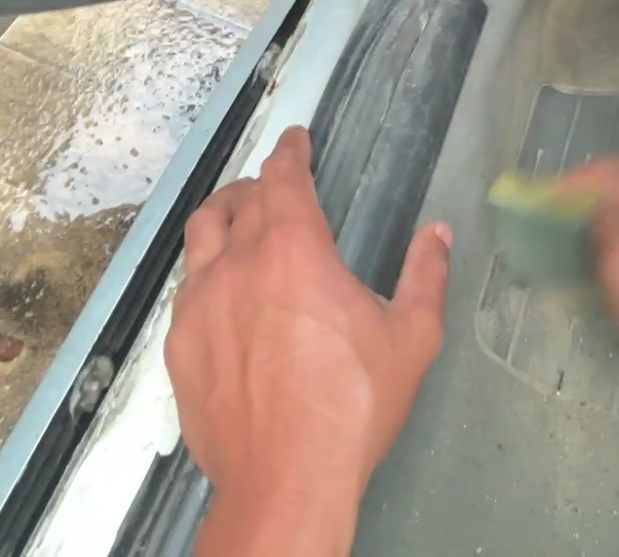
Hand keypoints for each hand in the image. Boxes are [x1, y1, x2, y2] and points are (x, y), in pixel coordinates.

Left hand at [164, 127, 452, 553]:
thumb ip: (426, 274)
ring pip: (201, 234)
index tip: (295, 137)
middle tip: (275, 181)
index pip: (284, 177)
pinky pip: (187, 286)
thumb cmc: (355, 401)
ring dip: (224, 214)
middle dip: (258, 180)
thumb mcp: (412, 336)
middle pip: (237, 198)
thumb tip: (439, 232)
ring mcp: (200, 304)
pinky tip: (224, 290)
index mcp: (295, 249)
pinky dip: (207, 268)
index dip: (290, 150)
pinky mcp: (179, 345)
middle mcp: (239, 263)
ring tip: (242, 219)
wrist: (285, 481)